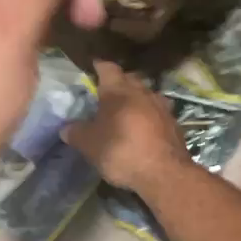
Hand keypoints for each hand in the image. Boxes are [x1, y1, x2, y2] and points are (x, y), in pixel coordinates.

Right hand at [63, 61, 191, 193]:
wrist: (164, 173)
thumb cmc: (121, 150)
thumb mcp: (89, 144)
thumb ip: (76, 133)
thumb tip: (66, 128)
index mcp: (119, 90)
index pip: (108, 68)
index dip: (99, 67)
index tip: (92, 68)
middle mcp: (142, 92)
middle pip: (130, 78)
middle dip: (118, 83)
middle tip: (106, 93)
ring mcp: (162, 107)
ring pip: (146, 95)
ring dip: (136, 99)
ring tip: (125, 111)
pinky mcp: (174, 124)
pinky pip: (157, 112)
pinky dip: (148, 116)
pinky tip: (142, 128)